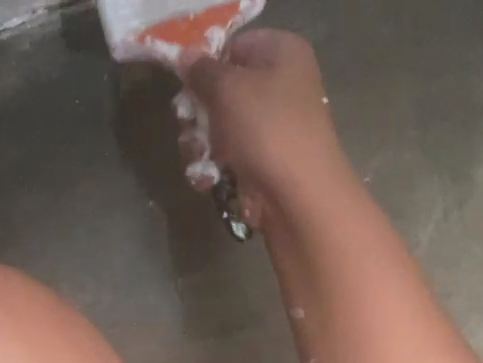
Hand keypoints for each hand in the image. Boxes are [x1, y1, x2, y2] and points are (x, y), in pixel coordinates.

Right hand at [180, 30, 347, 228]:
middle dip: (198, 114)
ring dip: (199, 146)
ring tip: (199, 161)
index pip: (234, 47)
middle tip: (189, 128)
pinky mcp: (260, 160)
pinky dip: (212, 168)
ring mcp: (270, 126)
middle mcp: (279, 85)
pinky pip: (226, 156)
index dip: (206, 67)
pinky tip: (207, 181)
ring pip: (218, 128)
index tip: (187, 89)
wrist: (296, 194)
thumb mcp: (228, 89)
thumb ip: (202, 71)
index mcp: (281, 54)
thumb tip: (186, 57)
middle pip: (221, 91)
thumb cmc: (266, 130)